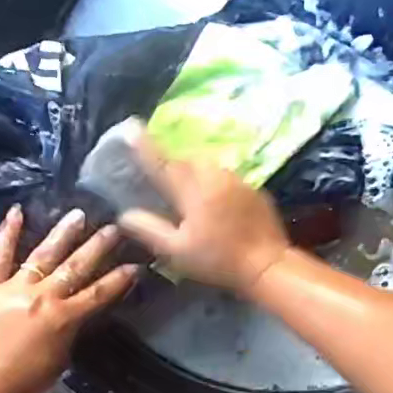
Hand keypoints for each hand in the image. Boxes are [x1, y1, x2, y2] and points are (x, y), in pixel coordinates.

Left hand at [0, 206, 140, 392]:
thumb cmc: (23, 382)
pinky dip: (8, 232)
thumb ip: (69, 329)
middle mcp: (44, 298)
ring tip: (79, 215)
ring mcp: (14, 289)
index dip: (120, 278)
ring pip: (44, 255)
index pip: (100, 293)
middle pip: (77, 267)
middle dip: (98, 246)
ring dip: (64, 233)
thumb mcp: (60, 357)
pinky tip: (17, 211)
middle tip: (114, 228)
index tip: (135, 264)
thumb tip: (77, 310)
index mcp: (65, 319)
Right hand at [116, 130, 292, 292]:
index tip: (132, 126)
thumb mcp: (177, 251)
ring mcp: (237, 180)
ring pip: (209, 166)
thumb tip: (125, 214)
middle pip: (187, 160)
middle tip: (163, 178)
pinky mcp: (253, 189)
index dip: (145, 145)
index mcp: (193, 189)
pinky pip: (227, 177)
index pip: (163, 161)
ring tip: (190, 192)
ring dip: (196, 172)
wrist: (268, 265)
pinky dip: (215, 183)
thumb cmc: (218, 260)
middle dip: (173, 164)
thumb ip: (149, 229)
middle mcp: (215, 175)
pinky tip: (216, 203)